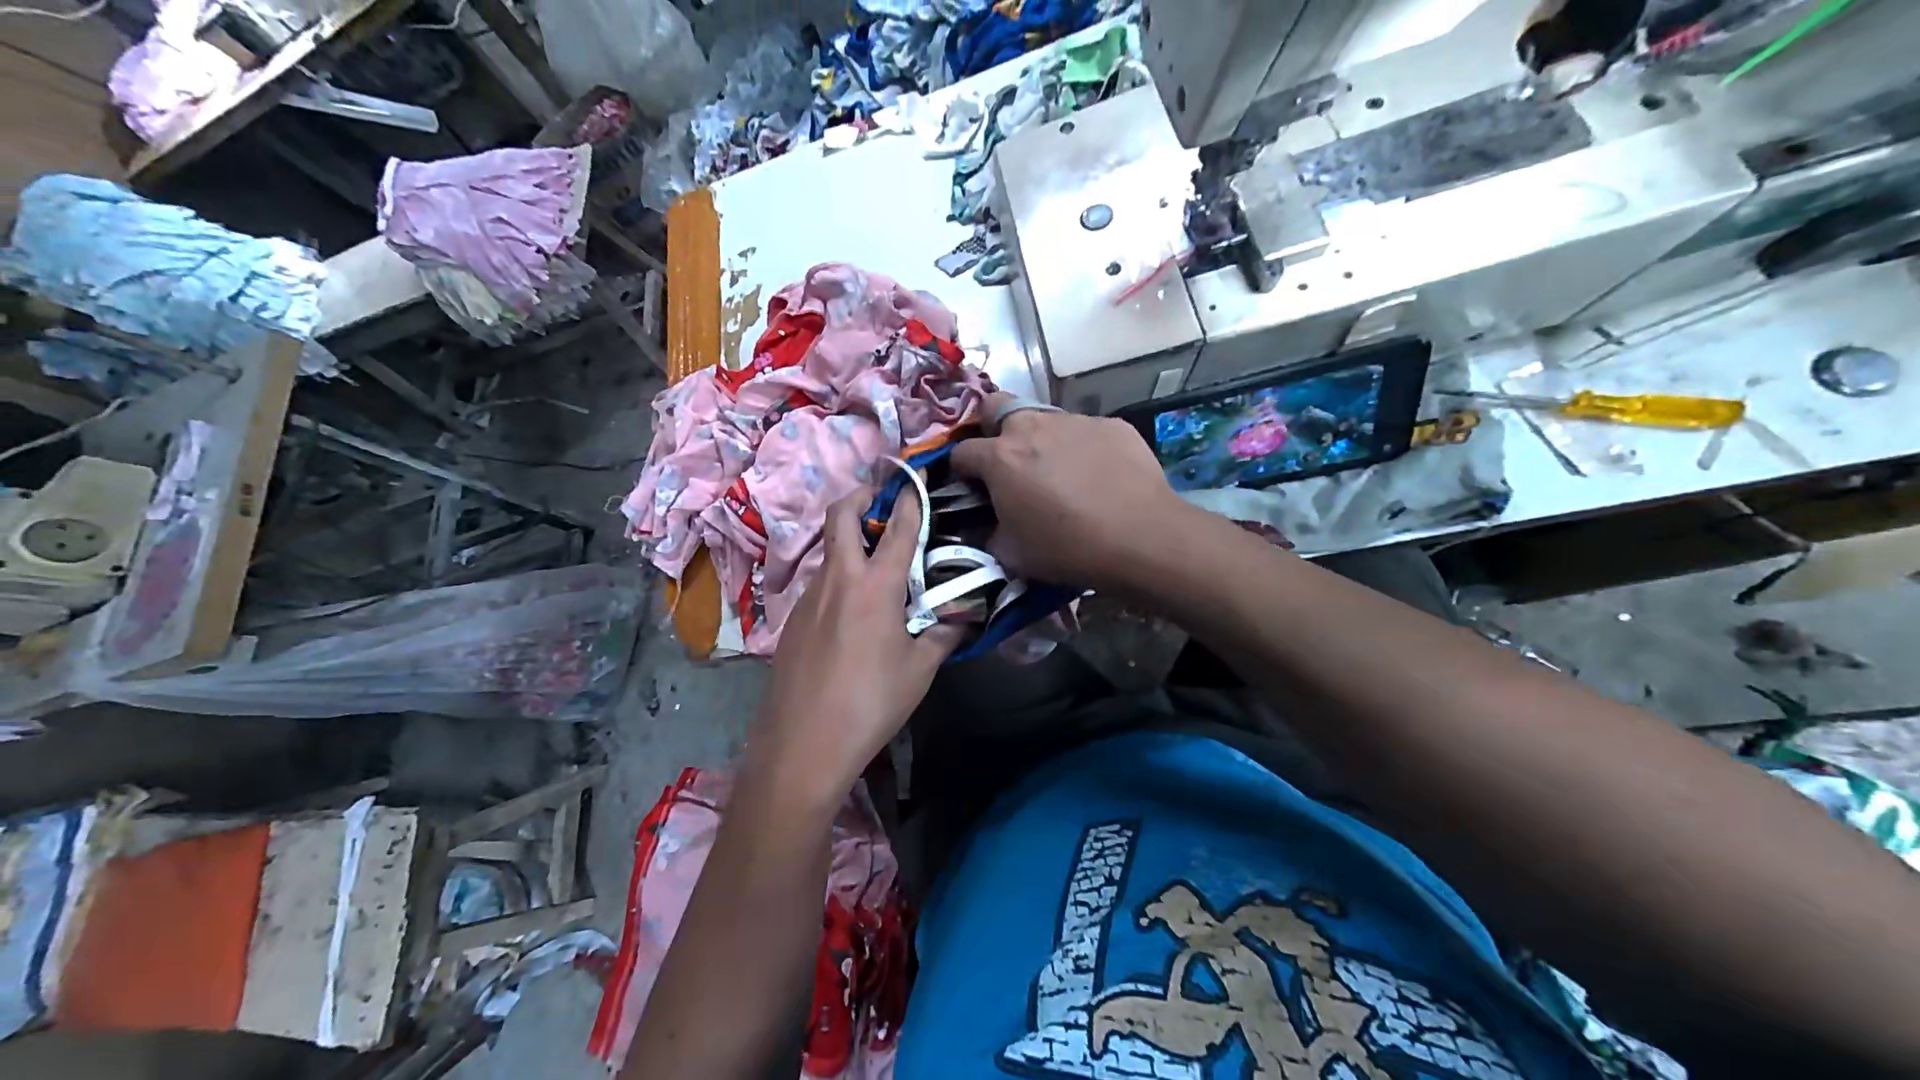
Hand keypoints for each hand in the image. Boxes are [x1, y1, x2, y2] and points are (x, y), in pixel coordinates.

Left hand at [753, 488, 962, 795]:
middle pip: (840, 516)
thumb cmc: (871, 702)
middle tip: (879, 499)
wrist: (803, 742)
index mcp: (875, 586)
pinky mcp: (791, 621)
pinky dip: (838, 579)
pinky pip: (819, 585)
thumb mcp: (920, 670)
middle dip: (859, 496)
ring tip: (875, 565)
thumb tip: (962, 616)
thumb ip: (943, 635)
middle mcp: (838, 580)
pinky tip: (851, 614)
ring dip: (849, 542)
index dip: (910, 500)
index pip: (898, 528)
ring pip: (828, 552)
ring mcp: (808, 598)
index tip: (916, 482)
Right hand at [951, 394, 1201, 594]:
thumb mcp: (1013, 554)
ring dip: (1040, 439)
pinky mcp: (1110, 424)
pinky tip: (1097, 475)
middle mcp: (1032, 427)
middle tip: (1006, 460)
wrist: (1141, 538)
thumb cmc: (1067, 549)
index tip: (972, 488)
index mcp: (1000, 457)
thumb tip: (987, 525)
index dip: (961, 471)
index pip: (961, 452)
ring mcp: (1073, 421)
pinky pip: (1084, 431)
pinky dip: (1080, 448)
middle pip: (996, 407)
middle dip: (991, 427)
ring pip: (1043, 418)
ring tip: (1059, 472)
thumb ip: (989, 534)